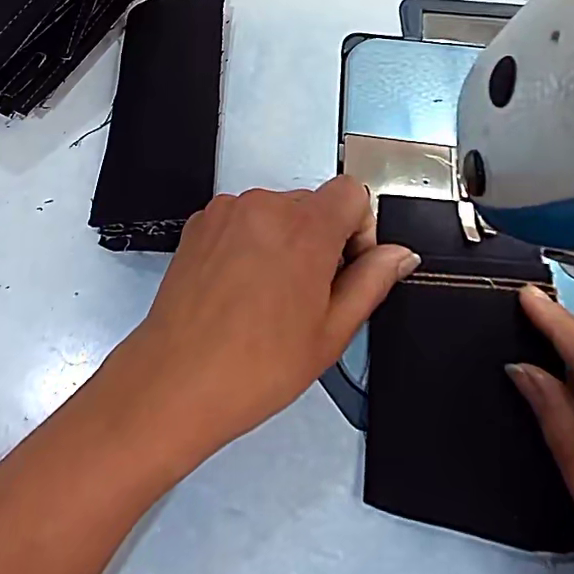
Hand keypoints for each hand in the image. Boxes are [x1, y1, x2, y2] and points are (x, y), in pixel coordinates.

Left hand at [101, 176, 419, 457]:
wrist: (174, 382)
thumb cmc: (254, 366)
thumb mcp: (331, 332)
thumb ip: (372, 281)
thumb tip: (399, 254)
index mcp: (306, 228)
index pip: (352, 191)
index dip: (359, 228)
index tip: (346, 266)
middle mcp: (266, 206)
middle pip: (314, 203)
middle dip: (322, 239)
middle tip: (308, 295)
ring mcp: (228, 211)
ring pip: (278, 212)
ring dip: (285, 240)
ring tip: (268, 297)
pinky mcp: (201, 222)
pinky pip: (243, 219)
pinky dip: (251, 241)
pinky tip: (240, 288)